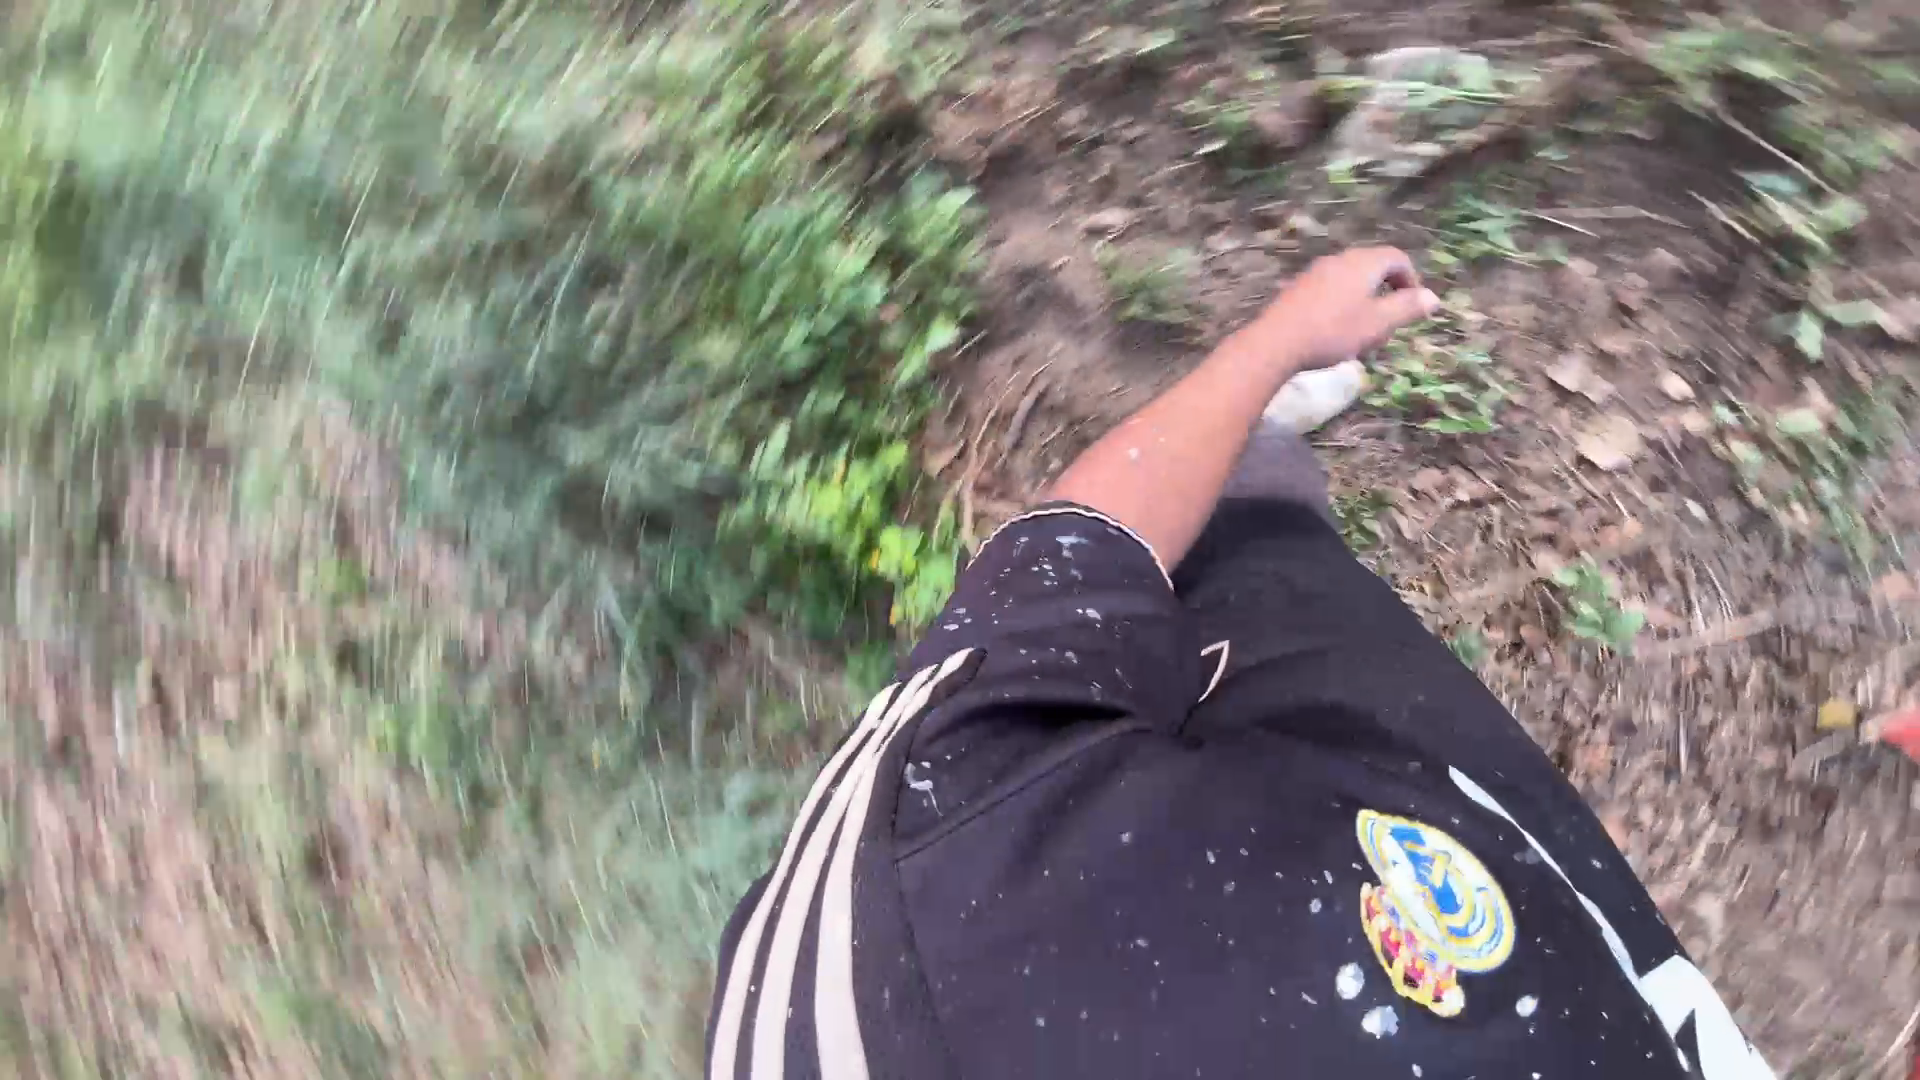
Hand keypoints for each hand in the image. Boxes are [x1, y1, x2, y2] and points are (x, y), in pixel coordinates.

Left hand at [1238, 247, 1440, 372]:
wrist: (1275, 344)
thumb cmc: (1333, 332)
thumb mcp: (1378, 323)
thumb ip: (1407, 308)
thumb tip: (1433, 297)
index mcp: (1362, 262)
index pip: (1397, 258)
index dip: (1410, 279)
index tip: (1411, 305)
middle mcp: (1337, 260)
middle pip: (1371, 270)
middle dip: (1384, 296)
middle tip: (1385, 325)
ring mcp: (1312, 274)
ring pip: (1347, 284)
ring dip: (1360, 306)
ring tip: (1359, 335)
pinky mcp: (1294, 291)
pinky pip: (1325, 294)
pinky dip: (1337, 309)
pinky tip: (1330, 334)